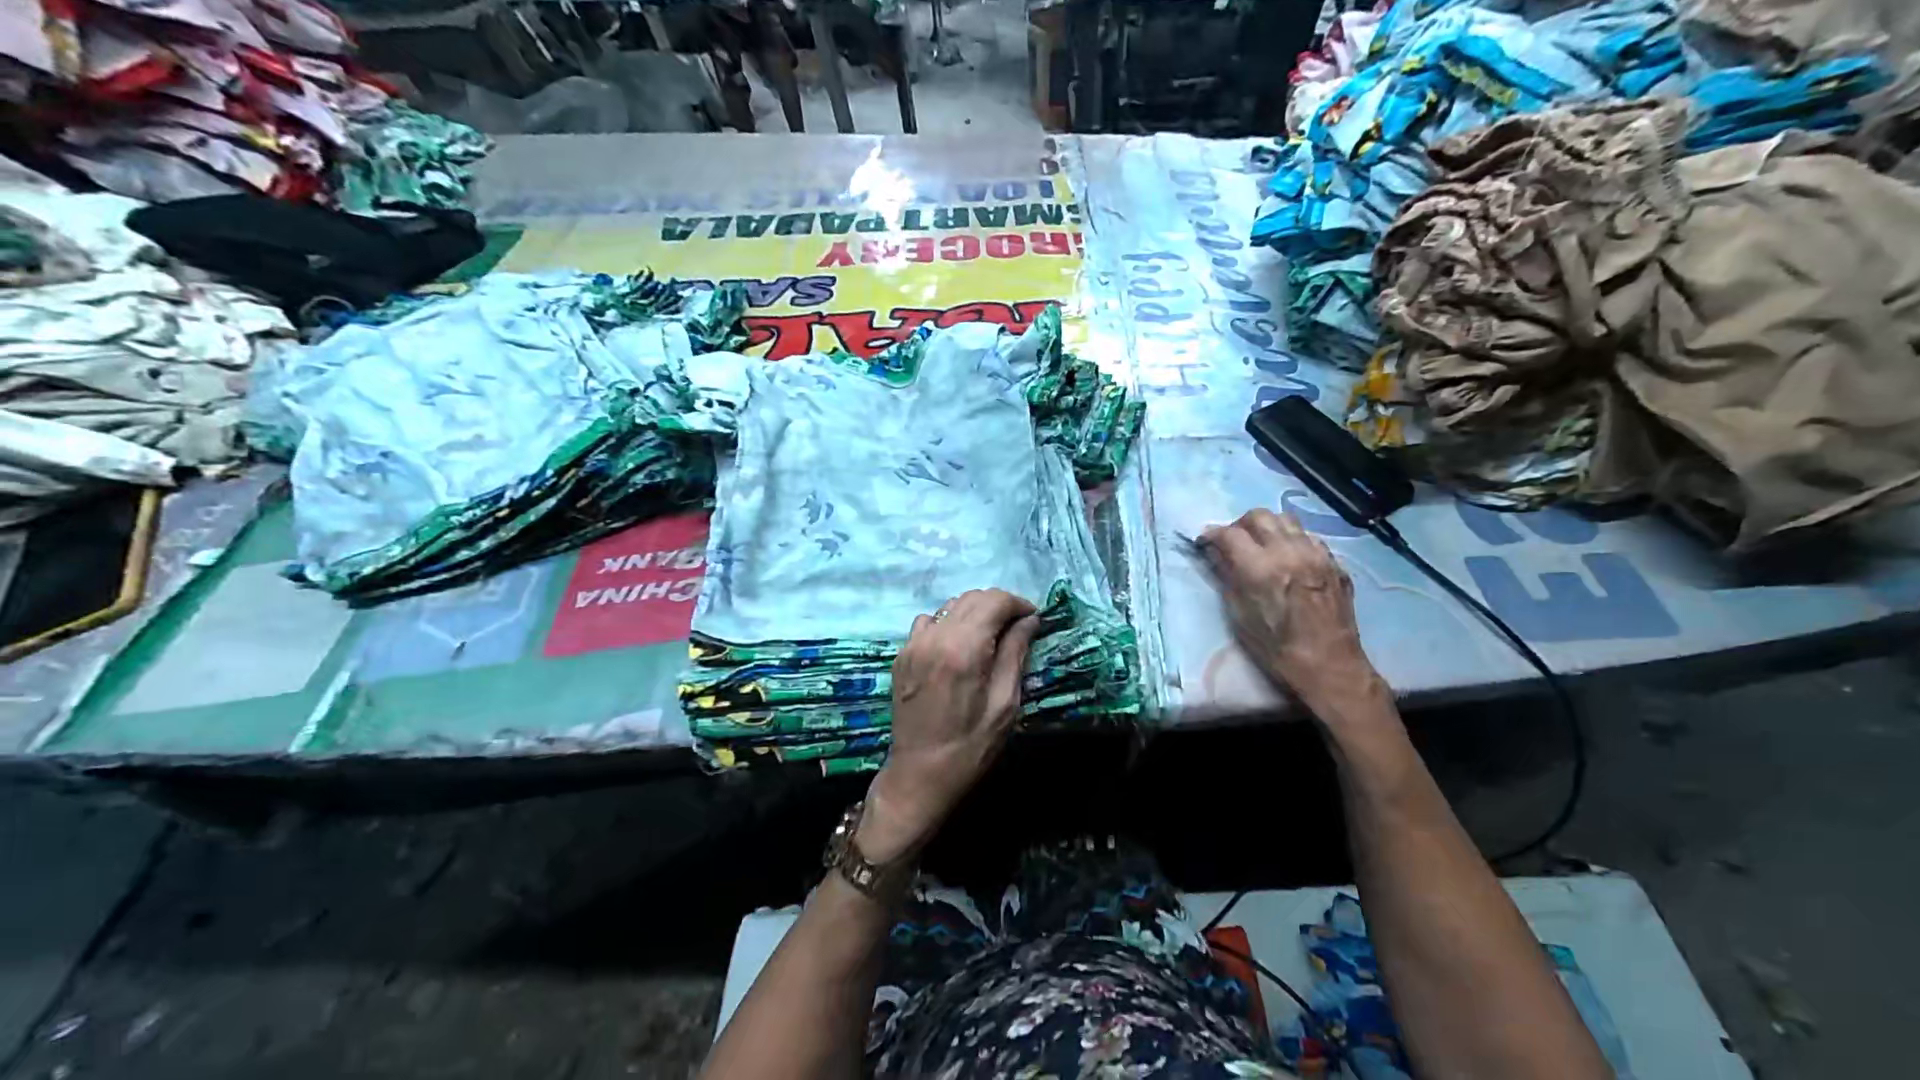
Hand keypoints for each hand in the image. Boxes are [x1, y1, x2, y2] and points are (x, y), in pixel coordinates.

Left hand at [859, 589, 1040, 864]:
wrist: (920, 775)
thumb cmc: (971, 747)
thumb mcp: (1005, 704)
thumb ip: (1015, 654)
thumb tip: (1029, 620)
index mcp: (963, 649)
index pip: (994, 601)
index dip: (1018, 604)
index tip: (1034, 619)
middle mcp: (934, 637)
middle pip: (971, 598)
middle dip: (998, 606)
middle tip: (1017, 628)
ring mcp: (913, 645)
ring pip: (949, 607)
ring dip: (974, 613)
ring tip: (990, 638)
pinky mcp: (902, 656)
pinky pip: (929, 623)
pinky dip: (948, 625)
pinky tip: (958, 648)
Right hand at [1203, 509, 1385, 717]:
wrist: (1330, 666)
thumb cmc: (1276, 649)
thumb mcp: (1239, 616)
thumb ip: (1226, 577)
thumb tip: (1214, 554)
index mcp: (1261, 568)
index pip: (1230, 533)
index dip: (1212, 534)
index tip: (1205, 542)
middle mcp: (1290, 552)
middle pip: (1259, 516)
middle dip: (1240, 525)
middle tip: (1233, 542)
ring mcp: (1317, 555)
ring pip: (1286, 520)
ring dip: (1268, 528)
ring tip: (1262, 546)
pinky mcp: (1335, 563)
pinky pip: (1308, 537)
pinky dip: (1292, 540)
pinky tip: (1288, 559)